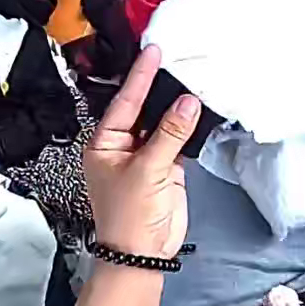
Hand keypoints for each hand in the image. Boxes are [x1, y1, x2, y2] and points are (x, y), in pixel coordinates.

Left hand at [84, 46, 199, 259]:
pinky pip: (179, 140)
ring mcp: (147, 156)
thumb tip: (187, 102)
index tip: (153, 52)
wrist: (143, 253)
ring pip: (164, 124)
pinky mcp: (168, 167)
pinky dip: (190, 128)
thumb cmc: (129, 215)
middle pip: (144, 110)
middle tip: (176, 59)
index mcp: (105, 143)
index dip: (140, 77)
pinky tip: (199, 110)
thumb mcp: (147, 170)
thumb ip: (169, 134)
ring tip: (192, 79)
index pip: (125, 102)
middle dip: (160, 88)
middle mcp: (124, 145)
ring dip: (177, 108)